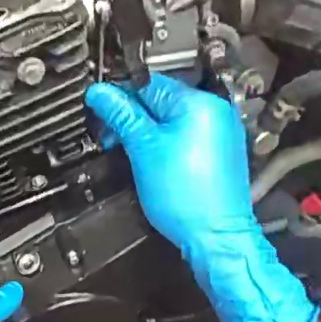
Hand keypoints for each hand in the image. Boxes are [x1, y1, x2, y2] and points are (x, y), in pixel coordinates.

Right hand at [86, 76, 315, 321]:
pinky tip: (153, 164)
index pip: (150, 83)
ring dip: (147, 133)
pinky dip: (165, 147)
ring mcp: (220, 135)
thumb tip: (101, 94)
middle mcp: (216, 113)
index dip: (120, 97)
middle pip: (161, 101)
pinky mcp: (217, 155)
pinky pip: (184, 139)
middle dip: (132, 117)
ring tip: (132, 154)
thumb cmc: (188, 200)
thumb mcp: (144, 151)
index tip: (102, 111)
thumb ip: (122, 117)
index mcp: (201, 104)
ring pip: (171, 121)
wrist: (216, 238)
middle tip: (112, 136)